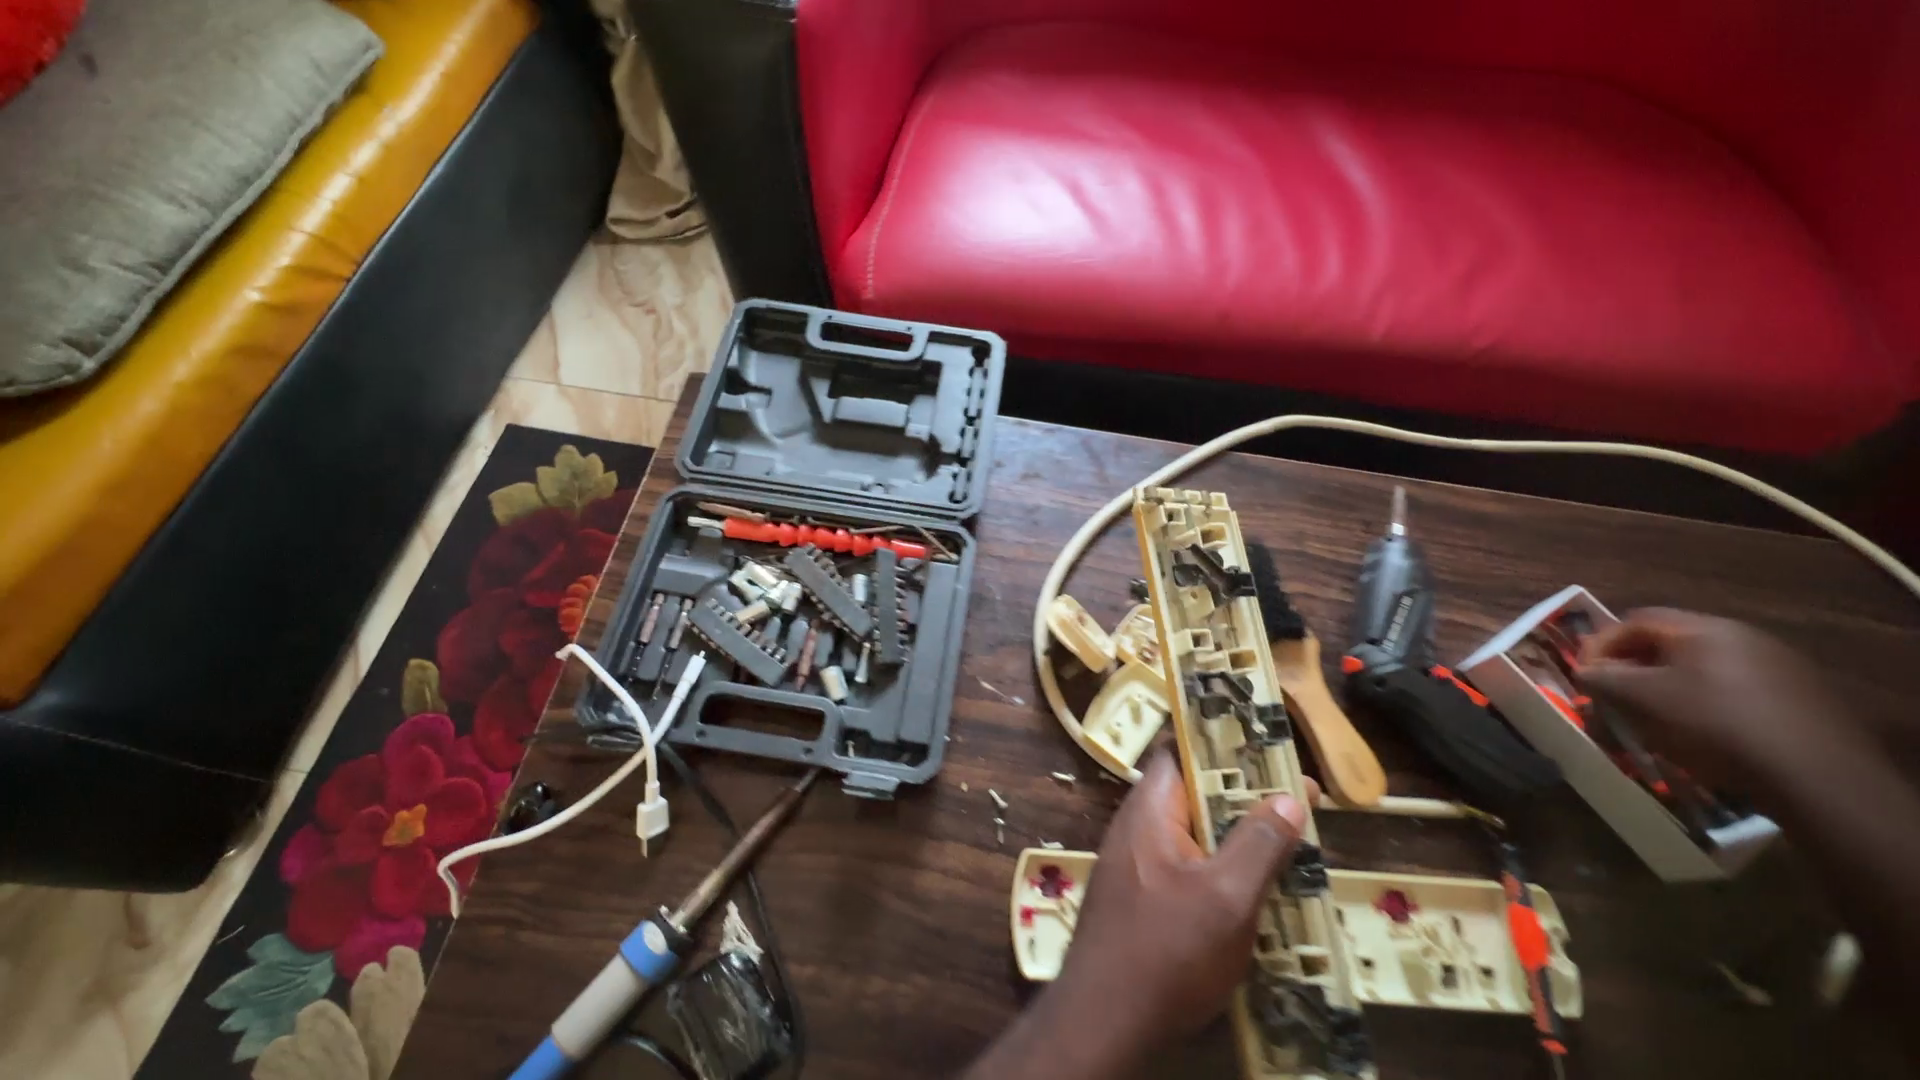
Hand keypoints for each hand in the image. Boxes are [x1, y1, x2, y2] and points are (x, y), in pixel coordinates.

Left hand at [1048, 749, 1310, 1050]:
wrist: (1104, 1022)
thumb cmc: (1166, 951)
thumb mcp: (1226, 897)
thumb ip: (1258, 843)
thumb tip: (1289, 795)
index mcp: (1149, 810)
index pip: (1179, 751)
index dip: (1223, 744)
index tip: (1271, 749)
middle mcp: (1136, 828)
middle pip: (1192, 792)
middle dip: (1242, 796)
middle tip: (1297, 803)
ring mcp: (1135, 865)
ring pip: (1192, 833)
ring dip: (1236, 837)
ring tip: (1288, 845)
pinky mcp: (1141, 899)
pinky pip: (1185, 867)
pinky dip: (1220, 869)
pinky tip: (1255, 892)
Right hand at [1577, 608, 1862, 791]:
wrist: (1817, 777)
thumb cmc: (1715, 726)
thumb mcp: (1643, 701)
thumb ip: (1604, 679)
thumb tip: (1585, 671)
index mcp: (1705, 628)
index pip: (1635, 620)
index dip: (1601, 644)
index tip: (1585, 675)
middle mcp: (1744, 636)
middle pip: (1670, 642)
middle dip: (1634, 667)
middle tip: (1616, 697)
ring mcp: (1779, 666)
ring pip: (1703, 667)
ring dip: (1669, 687)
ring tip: (1655, 719)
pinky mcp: (1800, 697)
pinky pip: (1735, 689)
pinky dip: (1706, 704)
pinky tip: (1704, 733)